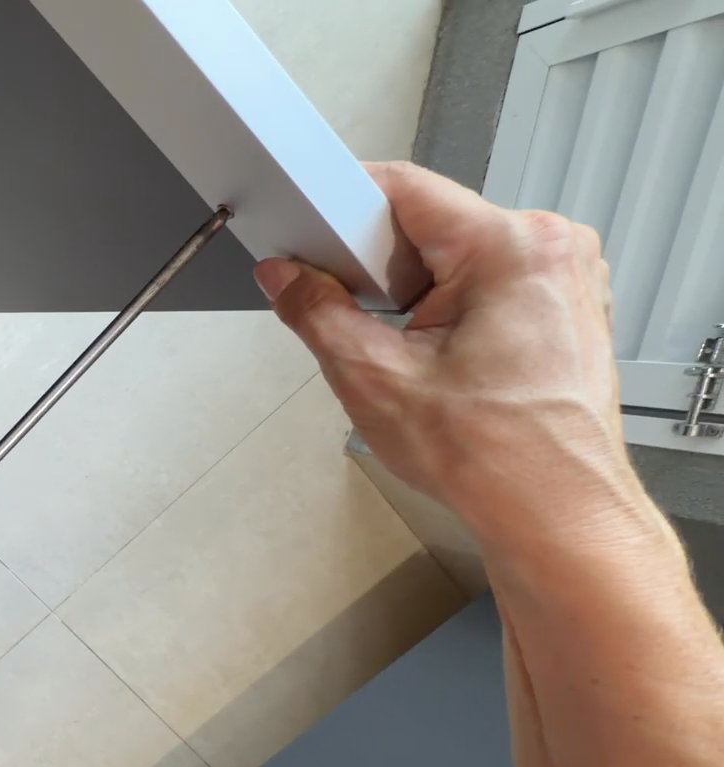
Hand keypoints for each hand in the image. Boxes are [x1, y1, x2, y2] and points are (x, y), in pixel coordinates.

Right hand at [253, 161, 639, 549]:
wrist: (545, 502)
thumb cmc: (489, 450)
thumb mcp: (368, 375)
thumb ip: (314, 312)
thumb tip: (284, 277)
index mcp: (512, 248)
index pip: (403, 189)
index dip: (335, 206)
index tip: (297, 230)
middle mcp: (547, 250)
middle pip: (421, 224)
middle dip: (363, 265)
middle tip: (338, 311)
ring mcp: (555, 277)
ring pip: (441, 257)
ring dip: (393, 293)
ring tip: (389, 348)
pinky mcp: (548, 304)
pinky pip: (467, 282)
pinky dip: (425, 309)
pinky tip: (416, 353)